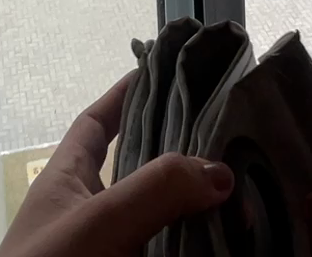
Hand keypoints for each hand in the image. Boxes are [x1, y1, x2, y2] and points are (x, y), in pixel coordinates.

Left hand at [0, 71, 235, 256]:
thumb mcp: (95, 223)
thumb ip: (154, 189)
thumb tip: (219, 169)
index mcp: (66, 179)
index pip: (98, 121)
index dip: (127, 93)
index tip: (168, 72)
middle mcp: (89, 213)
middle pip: (138, 167)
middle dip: (179, 150)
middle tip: (229, 132)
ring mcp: (109, 251)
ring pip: (159, 218)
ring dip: (197, 207)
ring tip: (244, 184)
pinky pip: (169, 255)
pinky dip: (197, 249)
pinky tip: (232, 242)